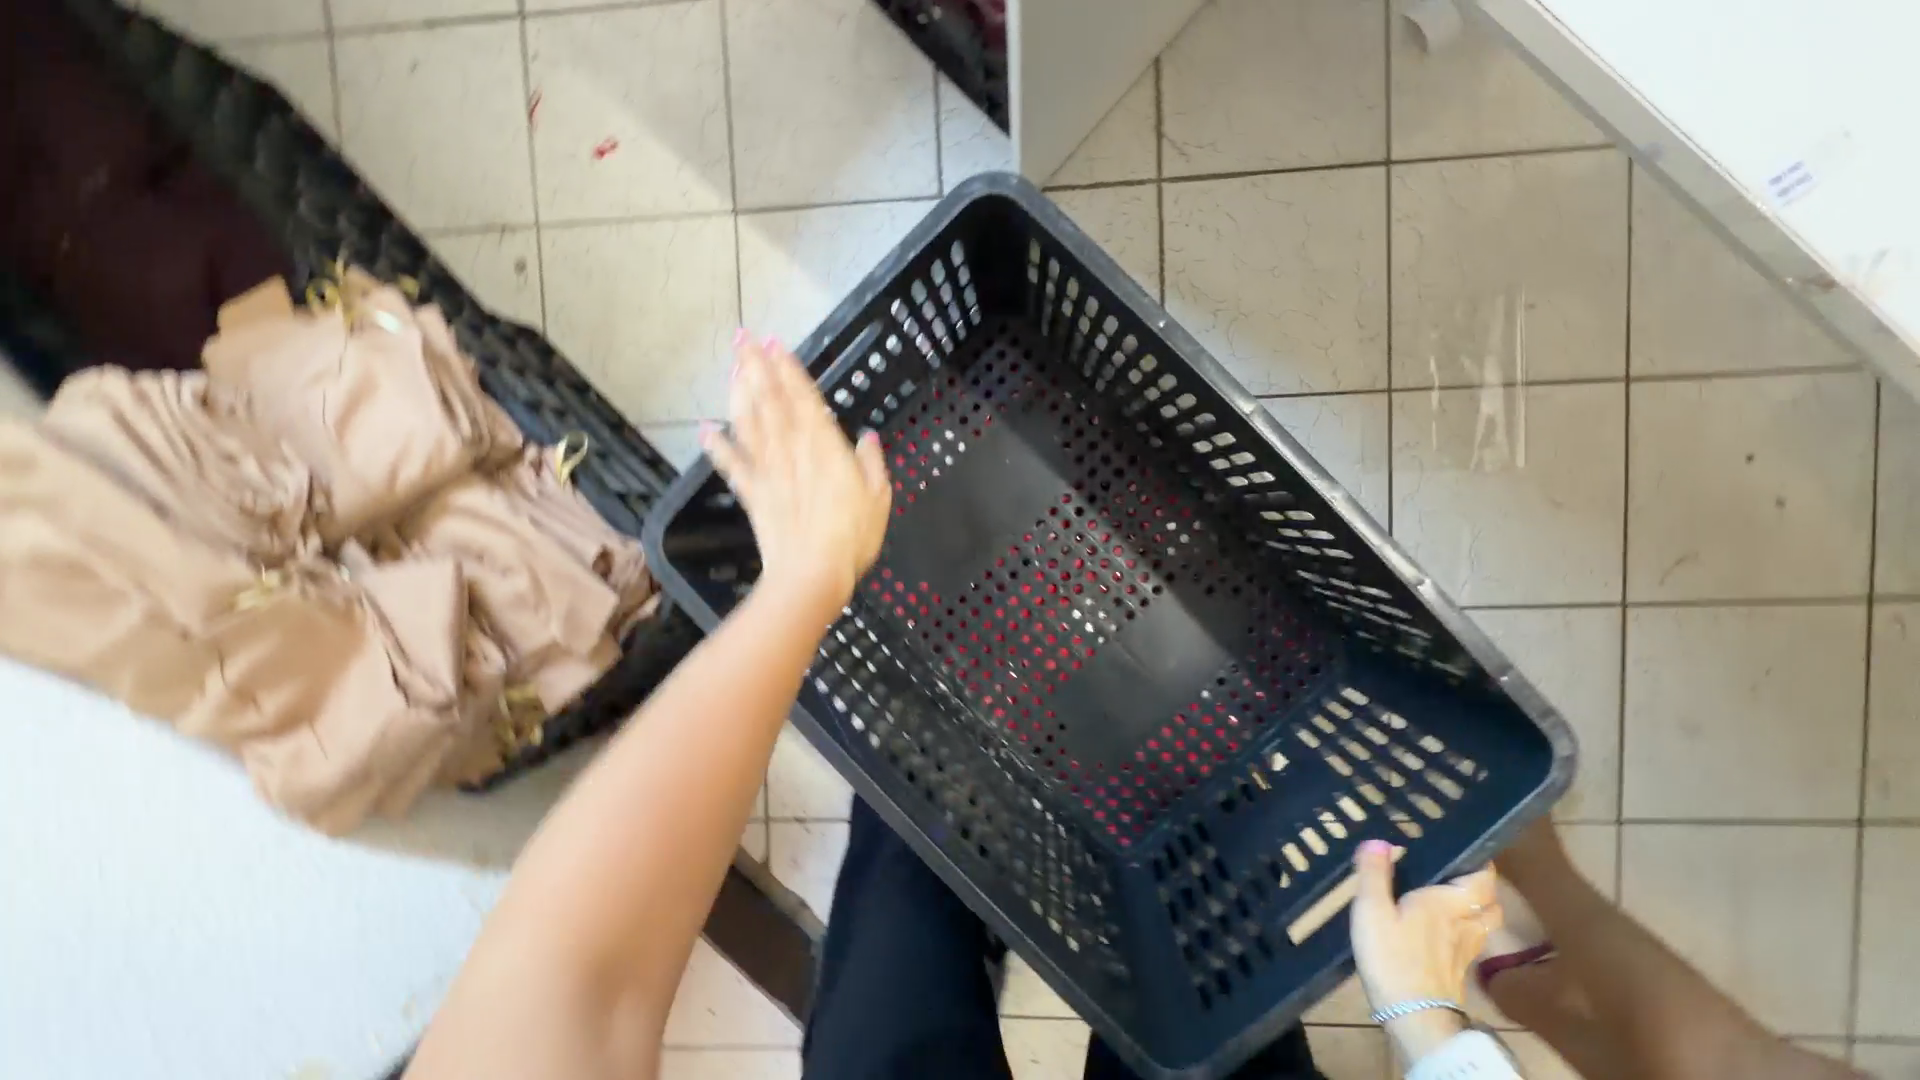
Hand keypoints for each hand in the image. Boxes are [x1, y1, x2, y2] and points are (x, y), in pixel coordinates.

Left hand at [704, 334, 891, 614]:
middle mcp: (791, 450)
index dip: (787, 368)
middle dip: (755, 367)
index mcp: (824, 446)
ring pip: (749, 423)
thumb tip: (867, 437)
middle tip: (741, 337)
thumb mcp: (879, 497)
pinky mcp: (752, 494)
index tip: (774, 342)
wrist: (812, 574)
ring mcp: (768, 471)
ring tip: (731, 368)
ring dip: (738, 393)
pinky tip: (704, 428)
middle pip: (770, 401)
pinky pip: (731, 464)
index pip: (802, 397)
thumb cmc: (851, 536)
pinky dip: (716, 445)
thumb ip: (872, 463)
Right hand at [1349, 839, 1500, 1062]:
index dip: (1480, 864)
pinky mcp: (1459, 971)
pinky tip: (1442, 933)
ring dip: (1475, 911)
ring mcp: (1466, 951)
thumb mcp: (1371, 909)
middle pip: (1490, 903)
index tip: (1465, 852)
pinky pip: (1471, 942)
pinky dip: (1464, 932)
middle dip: (1480, 889)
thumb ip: (1374, 873)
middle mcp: (1466, 924)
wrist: (1415, 1015)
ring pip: (1484, 925)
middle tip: (1455, 877)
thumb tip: (1378, 841)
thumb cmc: (1393, 955)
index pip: (1482, 878)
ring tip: (1449, 903)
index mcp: (1449, 903)